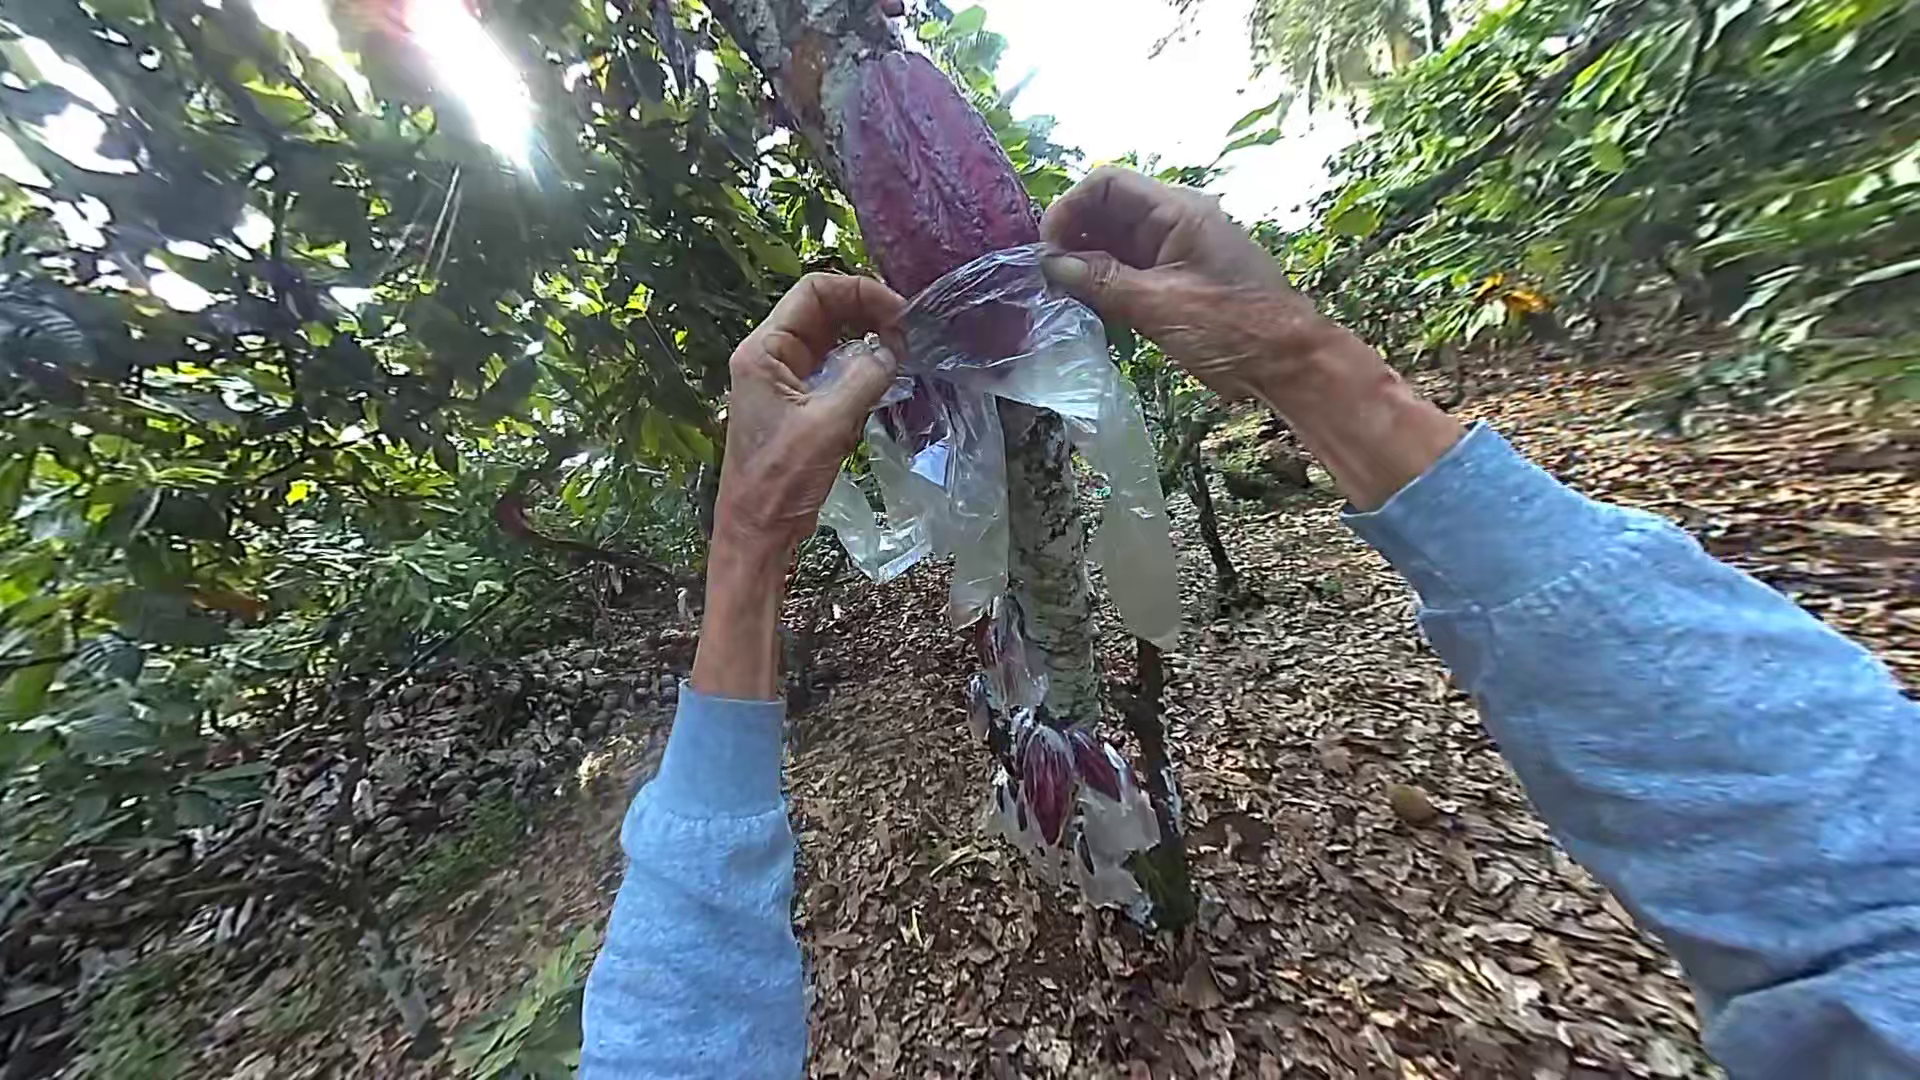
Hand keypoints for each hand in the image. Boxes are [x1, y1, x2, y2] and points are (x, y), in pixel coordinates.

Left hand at [695, 273, 903, 699]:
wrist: (759, 530)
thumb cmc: (782, 479)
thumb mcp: (828, 425)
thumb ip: (864, 378)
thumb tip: (896, 345)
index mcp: (765, 351)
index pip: (814, 293)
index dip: (859, 292)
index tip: (900, 313)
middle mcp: (772, 357)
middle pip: (824, 312)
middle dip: (867, 314)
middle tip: (908, 331)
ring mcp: (786, 382)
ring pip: (832, 342)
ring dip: (867, 341)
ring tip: (903, 352)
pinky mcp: (801, 405)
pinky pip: (835, 373)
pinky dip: (862, 370)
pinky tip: (885, 380)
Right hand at [1042, 166, 1463, 510]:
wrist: (1281, 362)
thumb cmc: (1229, 328)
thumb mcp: (1159, 305)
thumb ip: (1103, 281)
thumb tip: (1052, 264)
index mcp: (1176, 212)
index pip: (1107, 185)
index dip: (1069, 209)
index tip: (1046, 251)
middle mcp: (1171, 224)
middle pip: (1105, 212)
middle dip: (1071, 237)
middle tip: (1046, 278)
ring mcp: (1170, 254)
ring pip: (1111, 244)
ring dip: (1082, 263)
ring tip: (1058, 294)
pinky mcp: (1169, 284)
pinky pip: (1124, 273)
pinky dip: (1100, 285)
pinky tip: (1082, 305)